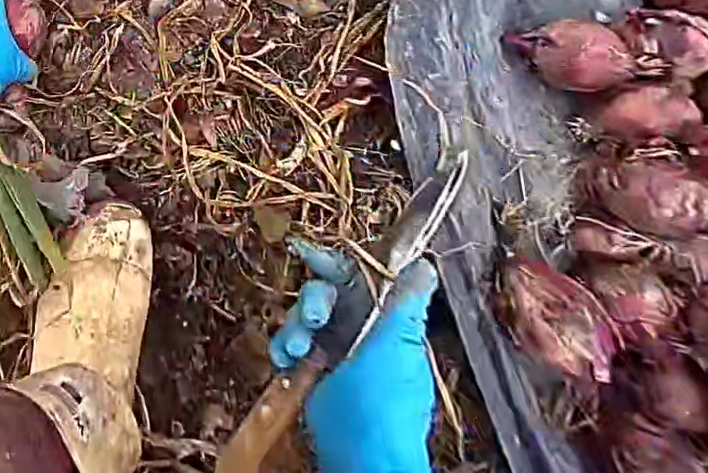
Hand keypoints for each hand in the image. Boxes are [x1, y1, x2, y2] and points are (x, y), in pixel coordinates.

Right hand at [269, 242, 436, 472]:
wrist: (364, 463)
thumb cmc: (387, 404)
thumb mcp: (399, 343)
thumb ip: (407, 301)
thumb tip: (425, 266)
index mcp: (381, 321)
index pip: (354, 278)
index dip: (332, 263)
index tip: (310, 255)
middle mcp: (355, 333)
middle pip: (324, 293)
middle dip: (313, 299)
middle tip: (314, 317)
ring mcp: (331, 356)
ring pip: (302, 318)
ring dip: (295, 326)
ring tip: (299, 348)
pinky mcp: (309, 376)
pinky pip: (288, 349)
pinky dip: (282, 350)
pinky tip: (286, 362)